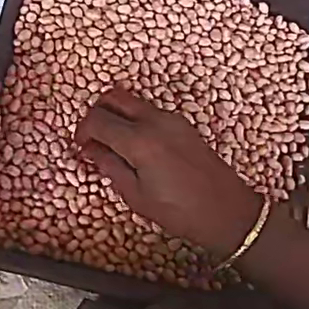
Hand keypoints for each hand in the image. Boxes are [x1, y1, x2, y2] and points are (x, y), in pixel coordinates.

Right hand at [74, 88, 261, 256]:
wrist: (227, 210)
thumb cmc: (180, 211)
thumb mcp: (136, 195)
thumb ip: (110, 167)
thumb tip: (92, 150)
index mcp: (140, 141)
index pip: (97, 119)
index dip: (82, 131)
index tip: (81, 146)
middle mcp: (155, 121)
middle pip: (113, 97)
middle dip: (97, 113)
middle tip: (93, 138)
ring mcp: (172, 119)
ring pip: (133, 102)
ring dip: (117, 116)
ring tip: (114, 147)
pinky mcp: (183, 124)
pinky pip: (150, 112)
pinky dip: (135, 121)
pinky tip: (135, 148)